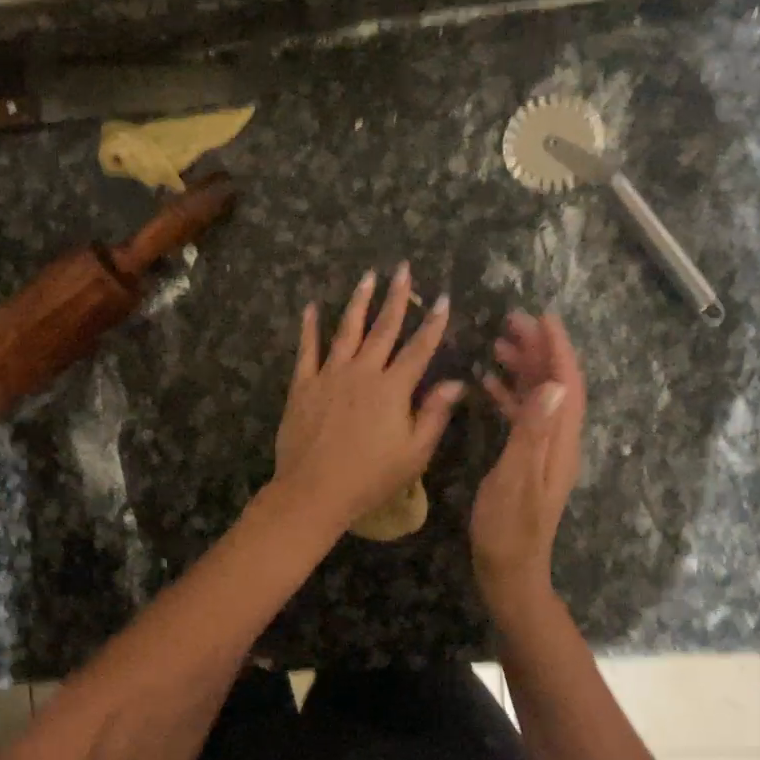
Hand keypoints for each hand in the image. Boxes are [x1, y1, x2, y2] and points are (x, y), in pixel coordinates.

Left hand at [272, 263, 464, 529]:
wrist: (314, 490)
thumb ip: (434, 414)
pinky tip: (310, 307)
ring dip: (358, 302)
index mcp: (392, 389)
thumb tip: (456, 383)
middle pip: (383, 328)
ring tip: (367, 277)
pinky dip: (309, 327)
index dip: (433, 323)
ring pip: (346, 330)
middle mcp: (362, 372)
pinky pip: (307, 350)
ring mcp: (329, 375)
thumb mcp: (414, 454)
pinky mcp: (303, 385)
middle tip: (403, 269)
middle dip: (396, 297)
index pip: (419, 349)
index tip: (443, 298)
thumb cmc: (370, 478)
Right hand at [471, 311, 584, 607]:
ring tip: (497, 341)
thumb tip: (551, 385)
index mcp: (560, 443)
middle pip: (555, 385)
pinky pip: (523, 416)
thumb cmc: (507, 529)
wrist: (510, 572)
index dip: (557, 349)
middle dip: (539, 349)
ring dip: (523, 367)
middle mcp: (558, 442)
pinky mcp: (527, 460)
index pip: (567, 385)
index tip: (543, 316)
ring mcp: (544, 451)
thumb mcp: (515, 478)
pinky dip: (509, 394)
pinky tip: (487, 382)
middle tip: (511, 320)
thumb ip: (532, 432)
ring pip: (539, 397)